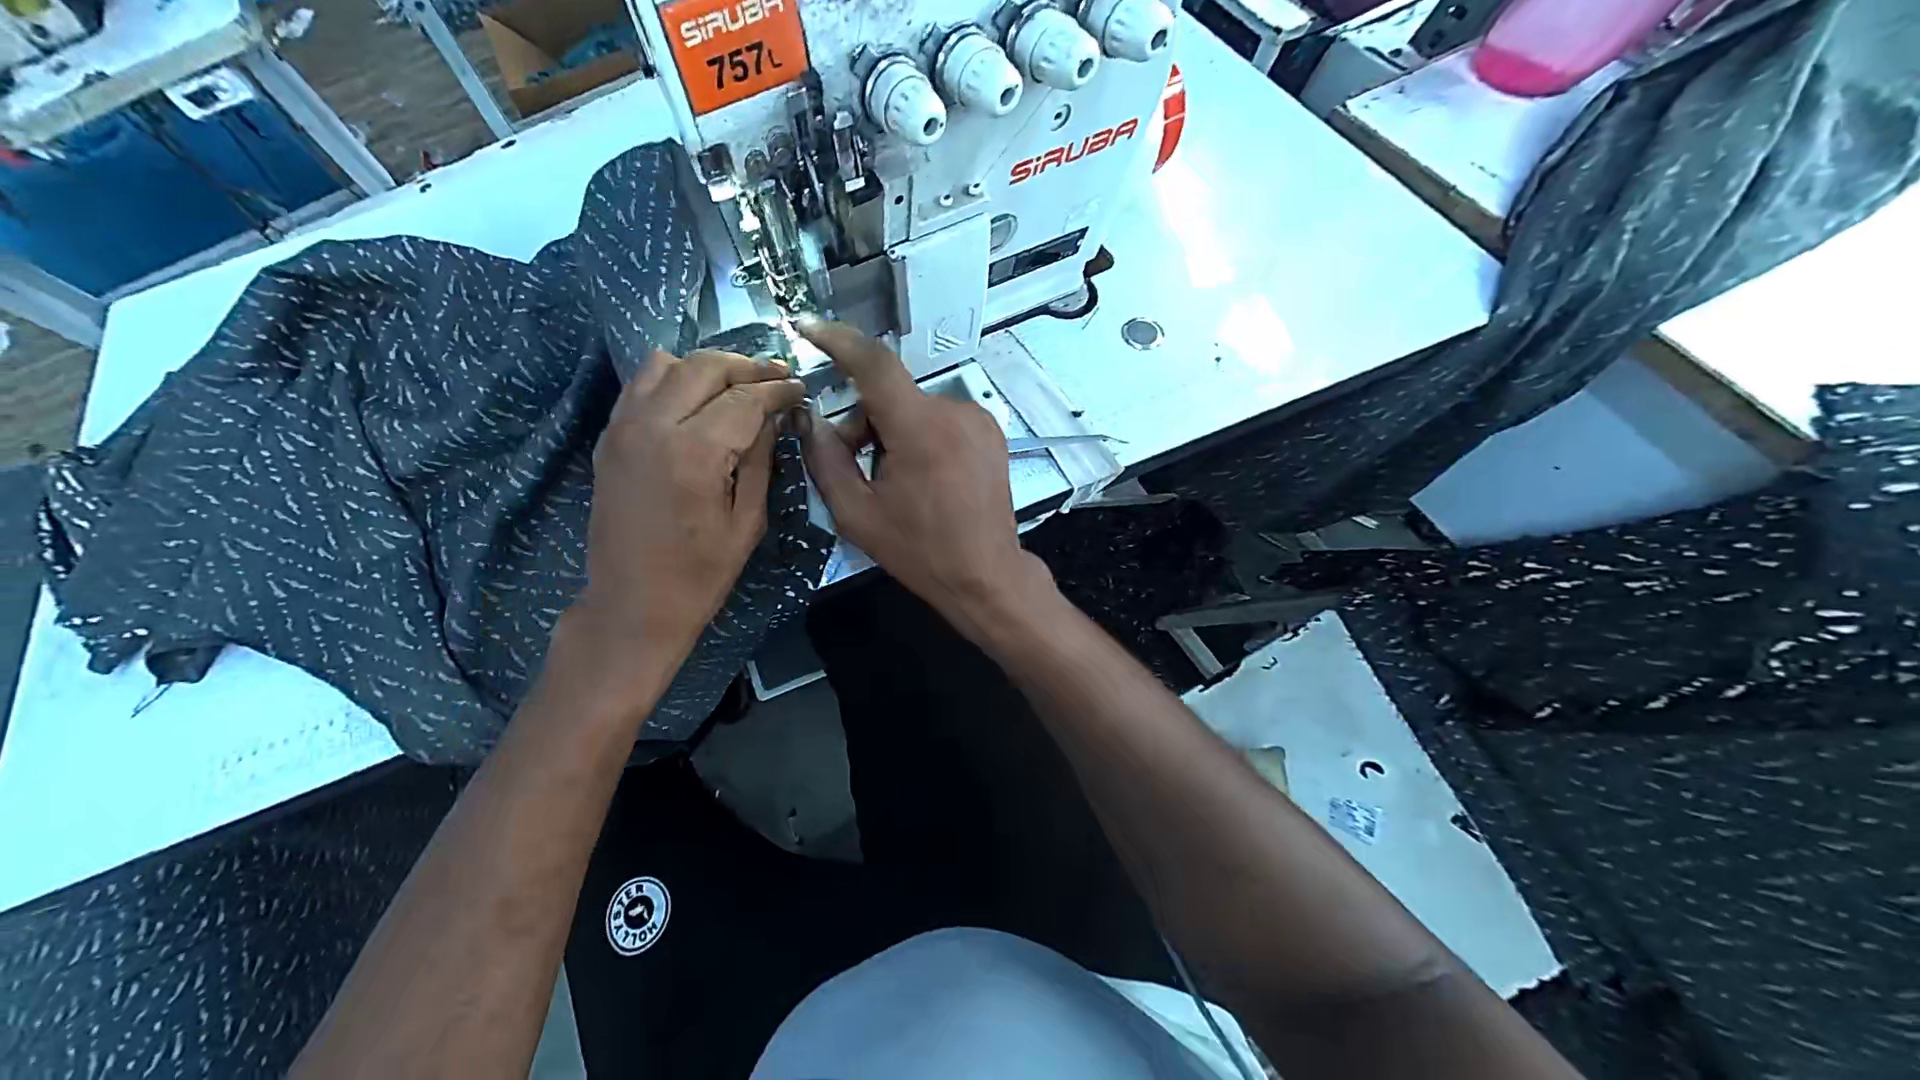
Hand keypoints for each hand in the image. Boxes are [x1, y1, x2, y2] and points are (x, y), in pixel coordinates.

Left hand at [571, 348, 804, 660]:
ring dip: (707, 368)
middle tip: (776, 378)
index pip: (744, 398)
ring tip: (736, 386)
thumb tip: (774, 417)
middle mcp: (653, 426)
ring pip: (666, 364)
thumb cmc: (700, 574)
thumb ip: (761, 459)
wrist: (632, 604)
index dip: (777, 390)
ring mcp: (623, 428)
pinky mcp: (609, 437)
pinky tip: (696, 401)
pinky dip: (672, 380)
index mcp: (694, 452)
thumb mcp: (747, 521)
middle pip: (704, 367)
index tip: (800, 388)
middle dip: (747, 367)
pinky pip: (640, 386)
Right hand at [796, 319, 1056, 641]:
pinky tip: (923, 477)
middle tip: (855, 467)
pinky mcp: (989, 432)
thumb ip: (826, 460)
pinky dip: (919, 436)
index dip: (838, 340)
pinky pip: (939, 419)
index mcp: (921, 428)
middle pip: (890, 394)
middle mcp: (954, 412)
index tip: (808, 327)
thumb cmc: (920, 551)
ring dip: (892, 432)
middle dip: (863, 423)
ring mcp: (977, 420)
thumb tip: (809, 418)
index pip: (874, 364)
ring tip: (894, 481)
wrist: (985, 575)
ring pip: (913, 408)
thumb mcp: (857, 514)